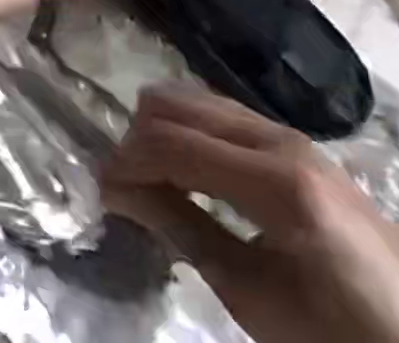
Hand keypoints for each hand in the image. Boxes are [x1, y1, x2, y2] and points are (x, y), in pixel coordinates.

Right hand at [103, 84, 398, 342]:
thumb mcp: (255, 298)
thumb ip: (183, 229)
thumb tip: (116, 188)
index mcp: (275, 181)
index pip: (169, 142)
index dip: (124, 163)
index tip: (99, 192)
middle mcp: (280, 139)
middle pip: (176, 105)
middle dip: (138, 141)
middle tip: (125, 191)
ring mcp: (292, 136)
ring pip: (197, 101)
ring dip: (163, 133)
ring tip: (151, 183)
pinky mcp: (299, 147)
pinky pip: (223, 117)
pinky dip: (191, 134)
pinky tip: (190, 175)